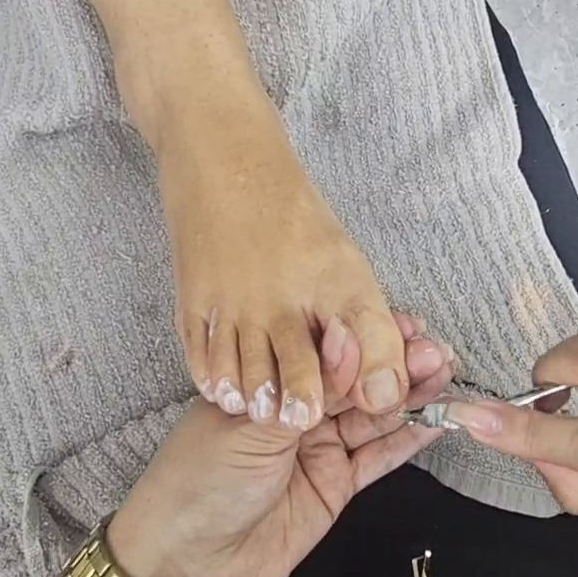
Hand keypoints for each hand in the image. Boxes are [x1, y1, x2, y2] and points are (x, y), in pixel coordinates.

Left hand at [106, 317, 454, 576]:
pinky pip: (377, 457)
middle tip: (437, 349)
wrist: (188, 562)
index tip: (406, 323)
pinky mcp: (337, 484)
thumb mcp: (255, 424)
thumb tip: (348, 333)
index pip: (328, 352)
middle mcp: (300, 409)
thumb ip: (309, 387)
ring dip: (410, 396)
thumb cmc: (202, 479)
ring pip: (373, 416)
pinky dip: (407, 440)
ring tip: (446, 374)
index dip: (368, 338)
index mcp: (272, 382)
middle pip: (357, 382)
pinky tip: (437, 420)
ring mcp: (320, 447)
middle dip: (397, 363)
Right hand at [156, 98, 407, 427]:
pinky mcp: (192, 301)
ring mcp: (232, 302)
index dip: (369, 385)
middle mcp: (282, 298)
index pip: (364, 351)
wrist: (225, 157)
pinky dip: (214, 380)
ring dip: (258, 398)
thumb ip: (369, 327)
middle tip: (302, 418)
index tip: (369, 405)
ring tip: (263, 411)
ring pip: (246, 377)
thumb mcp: (346, 263)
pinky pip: (202, 358)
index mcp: (334, 282)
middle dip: (304, 404)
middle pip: (299, 375)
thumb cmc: (294, 215)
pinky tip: (225, 389)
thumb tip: (385, 391)